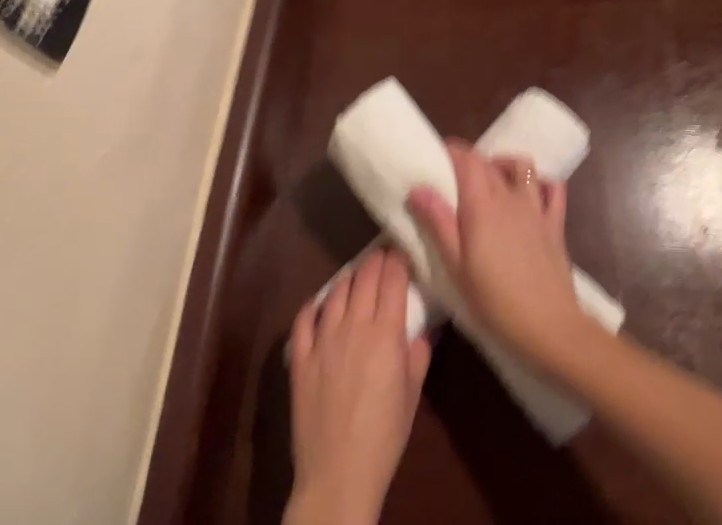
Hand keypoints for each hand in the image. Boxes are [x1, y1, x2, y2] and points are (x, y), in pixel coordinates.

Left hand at [286, 249, 430, 524]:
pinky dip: (314, 304)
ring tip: (357, 275)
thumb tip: (421, 328)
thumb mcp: (413, 392)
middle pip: (364, 278)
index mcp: (386, 333)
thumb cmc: (386, 434)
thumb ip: (417, 353)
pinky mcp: (299, 358)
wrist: (339, 470)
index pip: (392, 279)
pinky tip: (320, 303)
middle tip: (384, 255)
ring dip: (349, 278)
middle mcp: (353, 326)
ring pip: (335, 292)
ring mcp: (322, 340)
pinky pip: (303, 319)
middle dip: (376, 261)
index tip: (404, 251)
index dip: (398, 260)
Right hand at [407, 140, 595, 369]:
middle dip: (471, 161)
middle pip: (490, 163)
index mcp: (482, 206)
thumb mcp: (456, 266)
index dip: (452, 151)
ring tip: (490, 180)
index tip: (437, 155)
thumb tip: (418, 187)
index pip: (467, 160)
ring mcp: (537, 208)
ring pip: (522, 167)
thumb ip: (438, 223)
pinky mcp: (555, 223)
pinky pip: (554, 189)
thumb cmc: (494, 301)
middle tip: (453, 177)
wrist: (548, 325)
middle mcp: (511, 198)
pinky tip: (531, 192)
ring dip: (504, 165)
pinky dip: (542, 181)